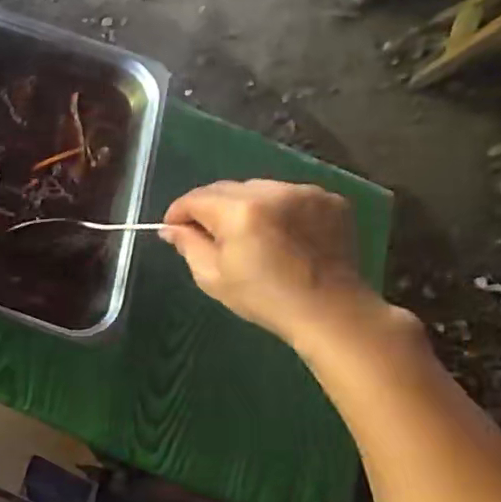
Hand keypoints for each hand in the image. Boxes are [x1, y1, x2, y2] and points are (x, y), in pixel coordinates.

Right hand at [158, 180, 381, 346]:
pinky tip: (280, 233)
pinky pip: (289, 195)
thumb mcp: (213, 277)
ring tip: (248, 233)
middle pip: (225, 189)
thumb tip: (170, 228)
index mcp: (240, 212)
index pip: (195, 198)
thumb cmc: (264, 299)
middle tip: (208, 234)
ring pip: (257, 189)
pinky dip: (277, 208)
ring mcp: (305, 193)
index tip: (173, 228)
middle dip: (210, 208)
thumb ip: (188, 245)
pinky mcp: (330, 199)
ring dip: (244, 206)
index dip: (178, 212)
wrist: (331, 312)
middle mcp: (272, 192)